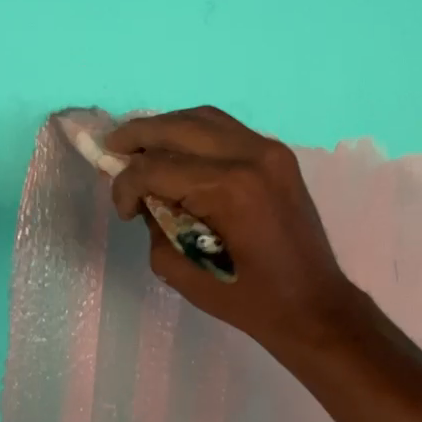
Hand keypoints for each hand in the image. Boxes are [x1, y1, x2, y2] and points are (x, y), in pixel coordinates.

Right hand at [106, 106, 359, 355]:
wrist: (312, 304)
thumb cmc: (248, 300)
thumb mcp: (185, 273)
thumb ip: (157, 229)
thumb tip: (148, 201)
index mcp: (227, 189)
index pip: (156, 168)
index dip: (126, 185)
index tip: (123, 212)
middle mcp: (249, 157)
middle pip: (177, 127)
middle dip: (137, 137)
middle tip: (110, 150)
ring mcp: (268, 151)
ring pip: (202, 118)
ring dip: (165, 128)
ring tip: (138, 145)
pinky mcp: (277, 156)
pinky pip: (225, 129)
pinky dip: (194, 134)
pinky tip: (176, 151)